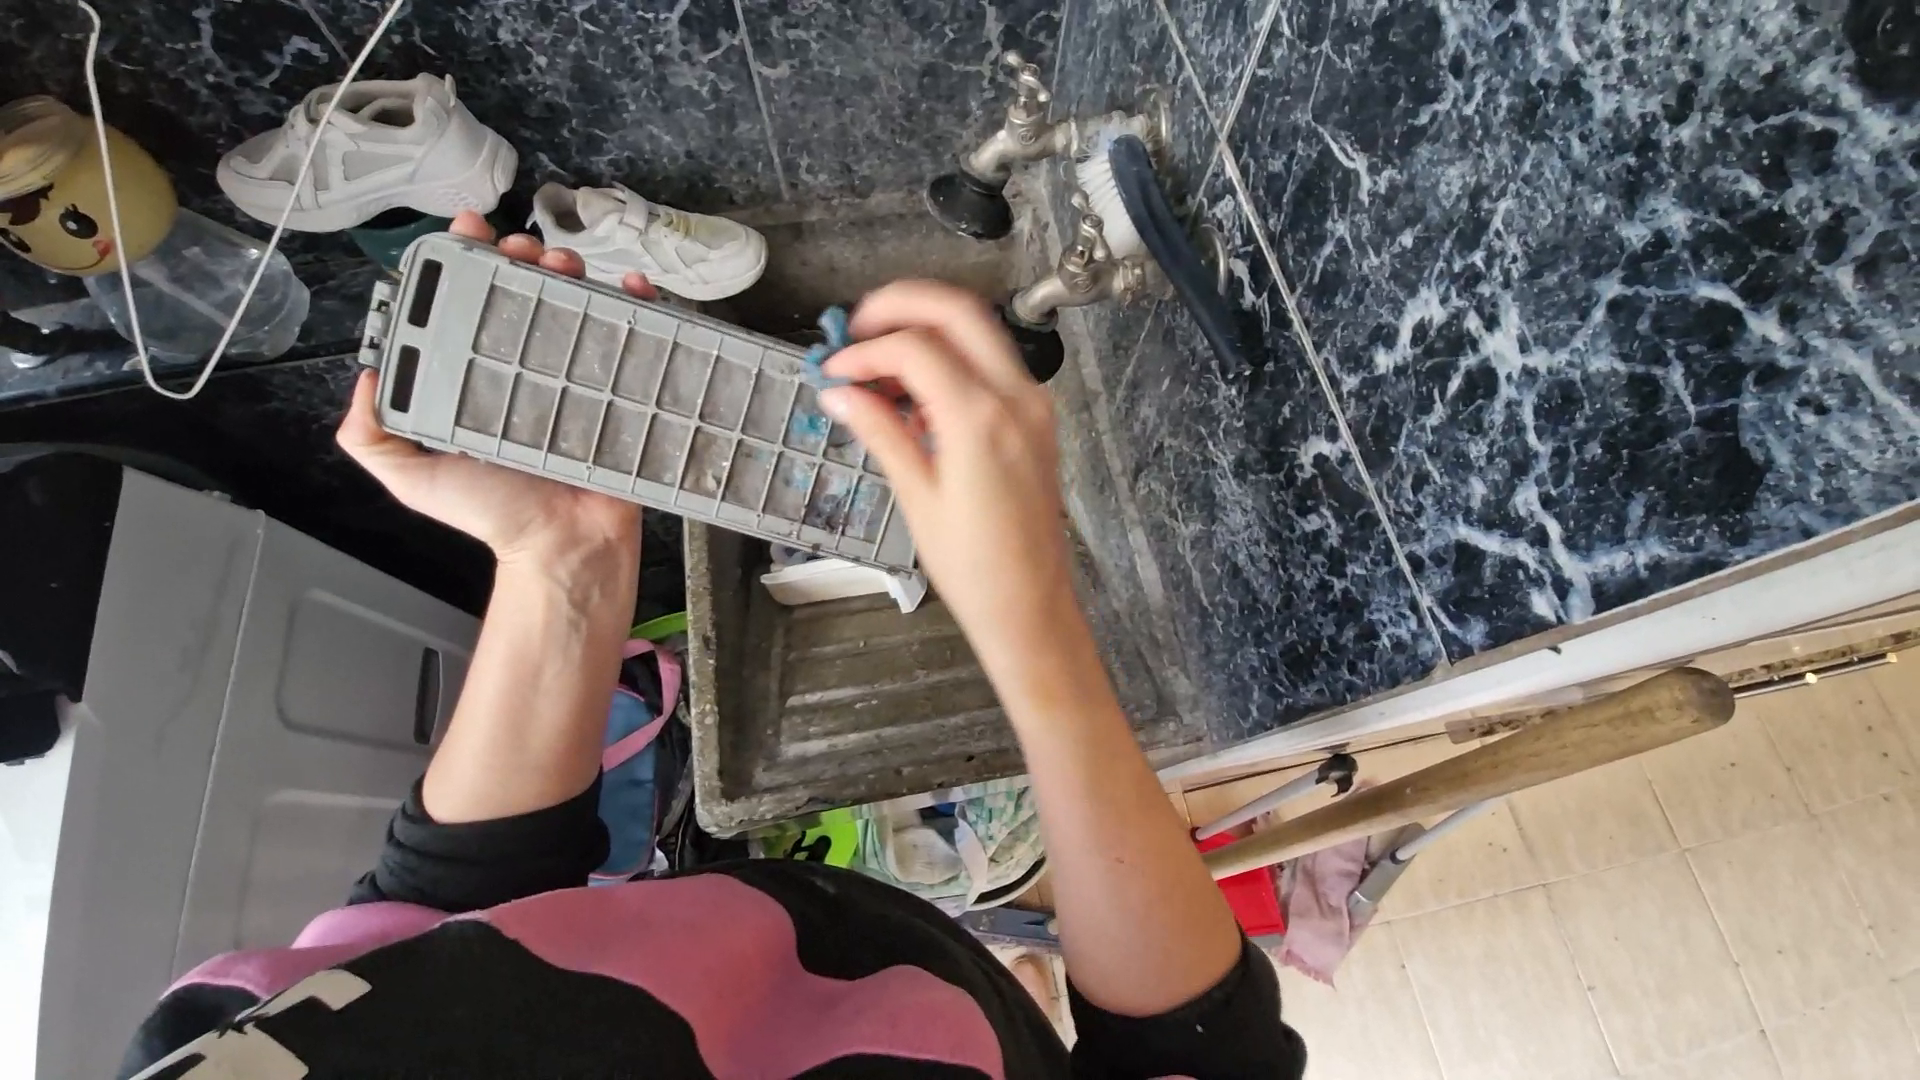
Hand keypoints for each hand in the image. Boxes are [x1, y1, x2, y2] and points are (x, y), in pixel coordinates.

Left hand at [336, 211, 658, 569]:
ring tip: (573, 267)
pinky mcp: (620, 394)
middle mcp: (528, 374)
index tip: (472, 235)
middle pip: (526, 299)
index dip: (468, 266)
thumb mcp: (414, 478)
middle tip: (530, 254)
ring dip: (576, 276)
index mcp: (479, 382)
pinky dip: (639, 308)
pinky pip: (633, 344)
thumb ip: (374, 436)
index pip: (469, 309)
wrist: (566, 545)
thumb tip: (364, 376)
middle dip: (526, 261)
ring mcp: (577, 381)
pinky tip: (635, 288)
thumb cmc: (496, 515)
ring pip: (576, 311)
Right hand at [818, 281, 1076, 671]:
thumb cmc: (974, 569)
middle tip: (858, 331)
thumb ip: (882, 432)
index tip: (834, 371)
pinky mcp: (1036, 421)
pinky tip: (918, 398)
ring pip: (979, 333)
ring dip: (928, 333)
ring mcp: (1033, 406)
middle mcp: (1016, 399)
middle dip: (901, 307)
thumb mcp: (918, 498)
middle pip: (957, 311)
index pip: (915, 348)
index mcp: (980, 420)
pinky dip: (953, 363)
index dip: (865, 351)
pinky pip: (993, 367)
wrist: (1031, 606)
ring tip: (880, 370)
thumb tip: (840, 393)